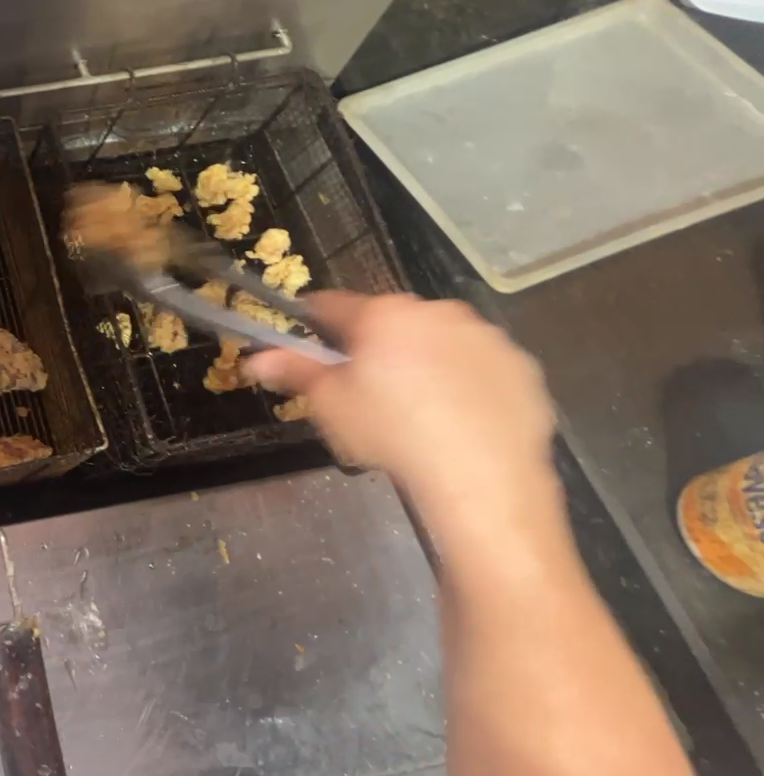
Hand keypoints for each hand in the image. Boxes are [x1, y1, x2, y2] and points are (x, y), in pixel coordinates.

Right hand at [245, 293, 556, 512]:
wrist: (479, 472)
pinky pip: (474, 365)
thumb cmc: (389, 430)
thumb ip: (293, 371)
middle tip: (357, 386)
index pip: (331, 304)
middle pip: (387, 320)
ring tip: (407, 406)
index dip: (310, 322)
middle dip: (370, 344)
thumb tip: (256, 359)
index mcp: (382, 314)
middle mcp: (436, 312)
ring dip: (416, 360)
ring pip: (433, 340)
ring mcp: (484, 336)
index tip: (304, 343)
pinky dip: (458, 381)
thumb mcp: (327, 403)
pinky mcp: (520, 365)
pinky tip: (448, 417)